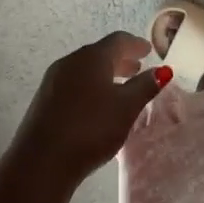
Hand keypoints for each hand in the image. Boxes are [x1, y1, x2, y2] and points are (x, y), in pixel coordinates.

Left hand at [8, 31, 169, 185]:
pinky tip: (96, 104)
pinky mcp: (44, 100)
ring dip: (104, 74)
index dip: (136, 44)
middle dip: (120, 60)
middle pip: (99, 54)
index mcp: (92, 57)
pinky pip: (73, 84)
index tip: (149, 50)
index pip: (118, 41)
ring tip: (119, 87)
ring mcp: (53, 80)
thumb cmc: (91, 129)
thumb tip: (161, 70)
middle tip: (137, 68)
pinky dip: (90, 86)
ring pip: (85, 70)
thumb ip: (145, 86)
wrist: (41, 162)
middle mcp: (70, 62)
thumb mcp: (126, 108)